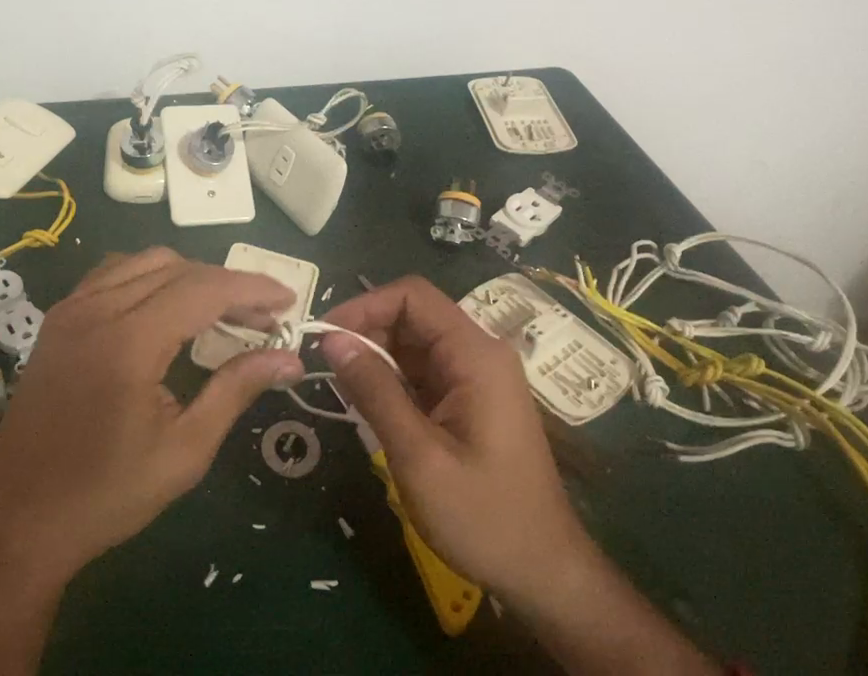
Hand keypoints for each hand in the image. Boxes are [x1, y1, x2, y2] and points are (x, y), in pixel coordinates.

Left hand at [0, 247, 305, 575]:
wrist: (18, 521)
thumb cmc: (106, 494)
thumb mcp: (184, 450)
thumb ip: (235, 390)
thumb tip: (289, 358)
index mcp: (127, 341)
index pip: (203, 288)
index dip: (251, 288)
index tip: (289, 301)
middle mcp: (95, 310)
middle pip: (175, 267)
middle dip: (225, 285)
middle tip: (262, 321)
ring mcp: (70, 311)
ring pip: (142, 262)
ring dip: (188, 276)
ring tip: (221, 313)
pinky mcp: (57, 322)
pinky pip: (111, 275)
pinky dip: (149, 279)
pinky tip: (166, 311)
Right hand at [322, 277, 719, 675]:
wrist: (542, 571)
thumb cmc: (483, 515)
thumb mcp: (418, 455)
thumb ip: (375, 391)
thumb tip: (332, 340)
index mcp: (476, 355)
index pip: (413, 296)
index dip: (364, 305)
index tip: (324, 337)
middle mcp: (479, 355)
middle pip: (413, 316)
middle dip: (365, 331)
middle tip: (325, 367)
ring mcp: (476, 379)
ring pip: (414, 344)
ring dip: (375, 357)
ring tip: (341, 388)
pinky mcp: (469, 402)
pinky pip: (422, 372)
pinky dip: (391, 380)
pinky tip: (367, 404)